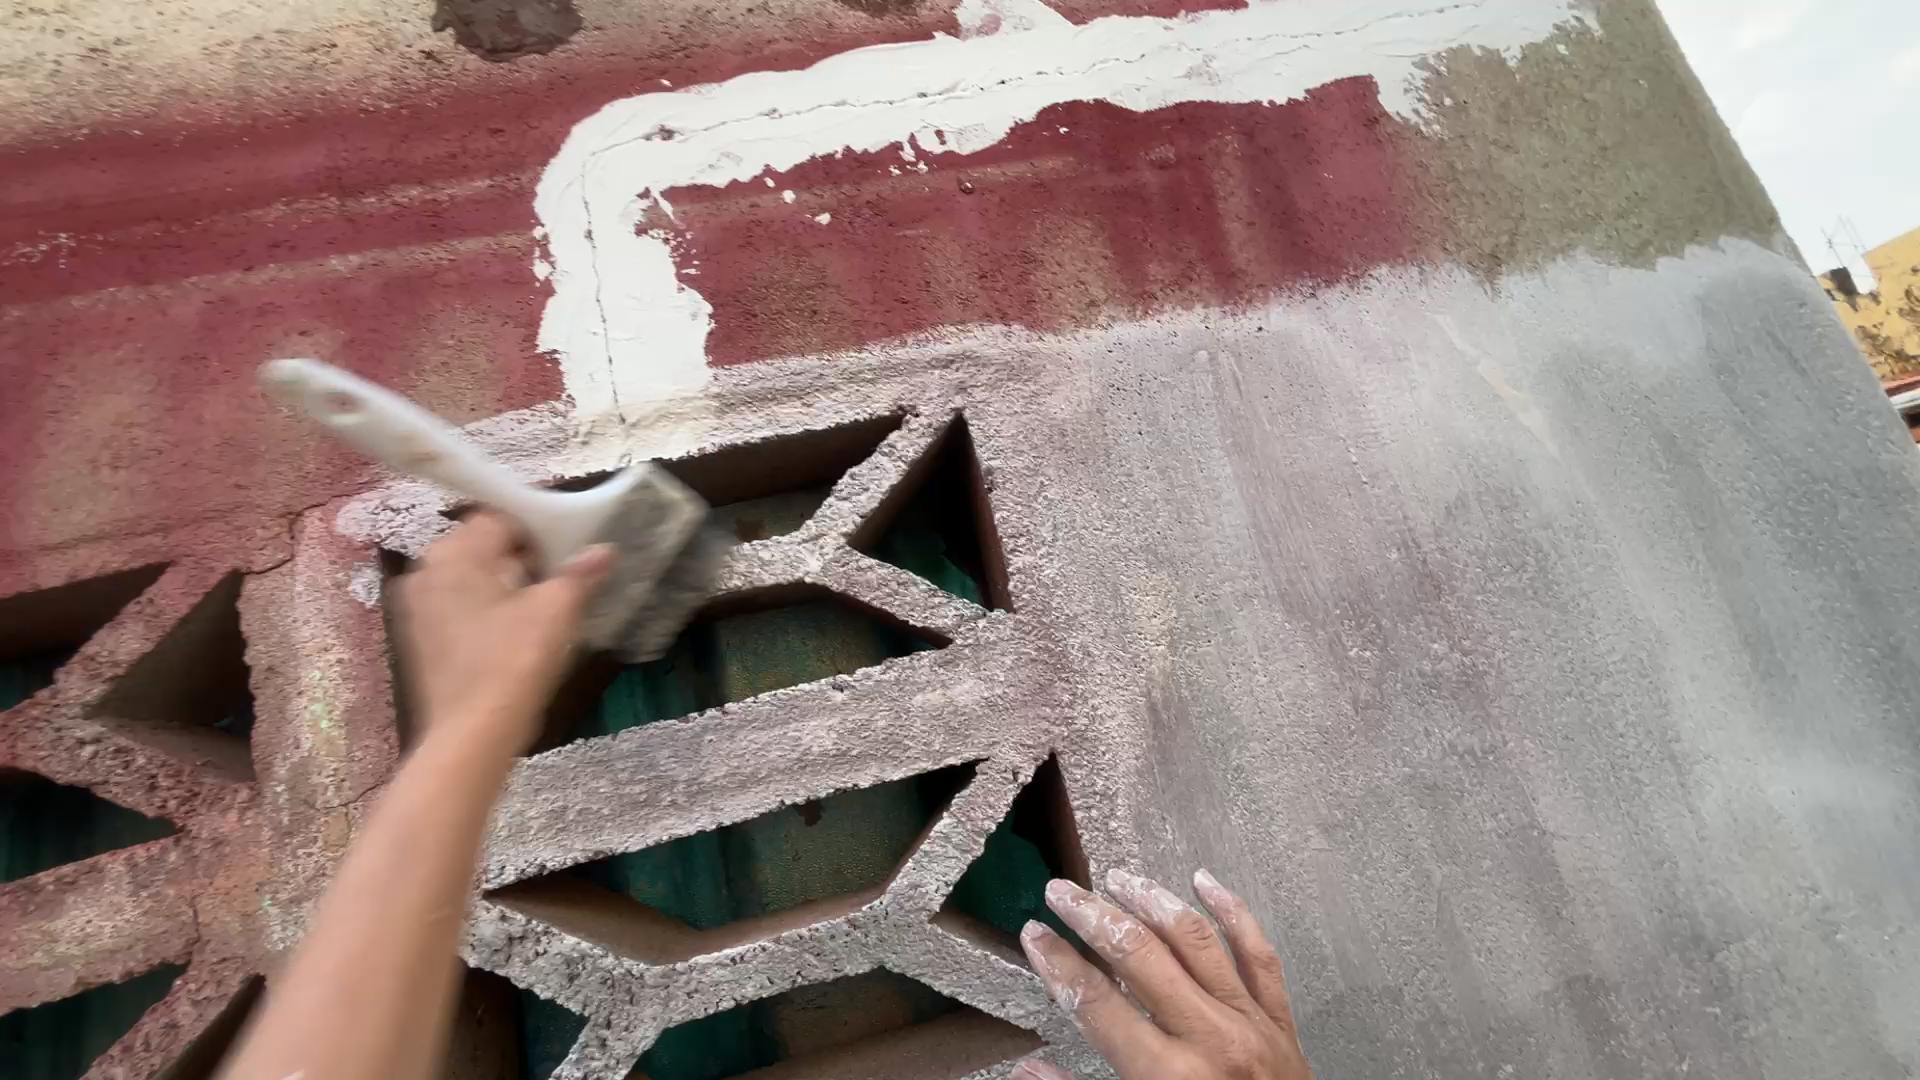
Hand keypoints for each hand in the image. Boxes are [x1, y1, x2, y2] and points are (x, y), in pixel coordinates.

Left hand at [392, 511, 610, 752]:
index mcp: (453, 554)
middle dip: (526, 557)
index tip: (572, 548)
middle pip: (485, 548)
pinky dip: (493, 609)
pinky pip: (465, 606)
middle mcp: (425, 572)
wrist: (474, 732)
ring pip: (476, 579)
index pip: (500, 518)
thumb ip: (581, 573)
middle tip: (565, 577)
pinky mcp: (424, 639)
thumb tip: (602, 550)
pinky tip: (523, 632)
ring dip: (511, 584)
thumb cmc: (514, 659)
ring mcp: (419, 608)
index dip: (540, 528)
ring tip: (549, 605)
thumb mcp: (558, 609)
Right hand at [1014, 870, 1311, 1079]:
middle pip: (1140, 957)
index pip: (1098, 1004)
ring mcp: (1249, 1023)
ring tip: (1118, 878)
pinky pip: (1259, 954)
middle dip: (1093, 917)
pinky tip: (1205, 880)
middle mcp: (1210, 1040)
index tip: (1033, 933)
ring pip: (1195, 940)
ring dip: (1152, 901)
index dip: (1058, 964)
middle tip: (1060, 891)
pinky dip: (1234, 911)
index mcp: (1170, 1079)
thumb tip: (1023, 1071)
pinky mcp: (1281, 1020)